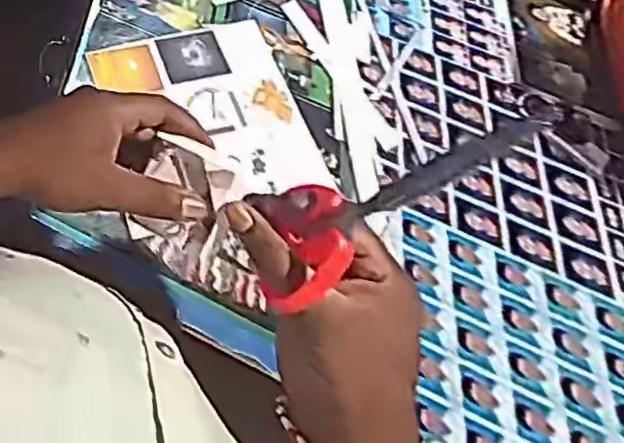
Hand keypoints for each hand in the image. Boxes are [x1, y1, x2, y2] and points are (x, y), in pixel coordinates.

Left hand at [0, 88, 210, 244]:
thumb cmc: (53, 168)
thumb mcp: (110, 187)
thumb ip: (156, 197)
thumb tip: (195, 205)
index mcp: (111, 107)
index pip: (165, 109)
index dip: (193, 131)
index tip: (212, 155)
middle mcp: (96, 102)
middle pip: (145, 119)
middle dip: (171, 148)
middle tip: (190, 178)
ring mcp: (77, 112)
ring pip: (124, 131)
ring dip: (145, 156)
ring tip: (162, 188)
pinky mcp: (63, 126)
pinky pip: (105, 137)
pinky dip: (122, 157)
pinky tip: (126, 183)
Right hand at [227, 201, 420, 442]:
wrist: (346, 439)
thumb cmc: (343, 375)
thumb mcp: (306, 305)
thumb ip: (272, 252)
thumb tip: (239, 209)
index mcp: (384, 274)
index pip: (337, 218)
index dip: (297, 207)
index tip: (255, 203)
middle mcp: (370, 280)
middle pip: (318, 232)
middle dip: (280, 224)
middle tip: (243, 218)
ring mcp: (347, 297)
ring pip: (304, 252)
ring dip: (274, 244)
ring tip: (245, 238)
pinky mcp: (324, 311)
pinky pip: (298, 273)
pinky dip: (276, 266)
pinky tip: (257, 265)